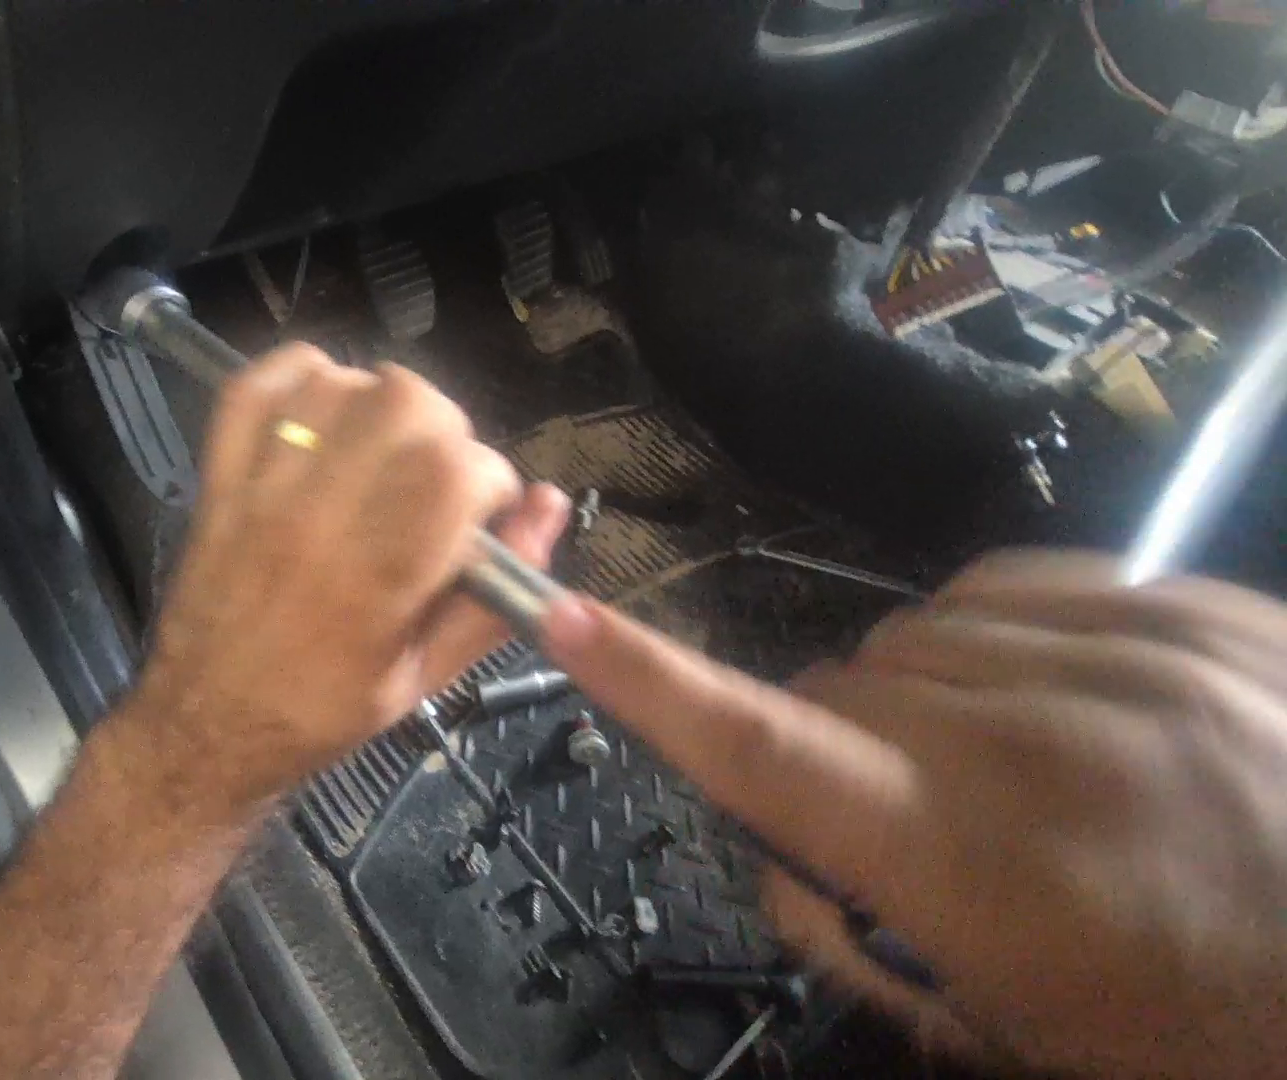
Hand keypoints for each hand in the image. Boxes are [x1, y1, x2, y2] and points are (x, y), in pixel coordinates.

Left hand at [125, 344, 569, 822]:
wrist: (203, 724)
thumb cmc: (320, 713)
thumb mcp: (423, 679)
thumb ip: (491, 597)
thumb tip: (548, 508)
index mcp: (378, 579)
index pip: (458, 468)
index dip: (490, 479)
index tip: (479, 511)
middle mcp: (320, 519)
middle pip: (404, 401)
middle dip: (443, 428)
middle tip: (431, 475)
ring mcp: (261, 490)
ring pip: (338, 384)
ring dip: (378, 403)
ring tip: (380, 450)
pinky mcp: (219, 478)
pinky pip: (255, 387)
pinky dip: (299, 377)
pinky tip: (323, 411)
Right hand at [543, 549, 1286, 1079]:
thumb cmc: (1181, 1022)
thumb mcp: (981, 1011)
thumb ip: (832, 907)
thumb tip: (776, 828)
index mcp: (968, 855)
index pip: (759, 746)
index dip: (645, 679)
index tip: (561, 617)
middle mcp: (1033, 740)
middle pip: (827, 690)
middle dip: (833, 741)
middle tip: (919, 810)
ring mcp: (1123, 657)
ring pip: (903, 638)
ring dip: (916, 694)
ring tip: (1013, 761)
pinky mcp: (1189, 607)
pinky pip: (995, 591)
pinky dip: (986, 640)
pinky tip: (1055, 696)